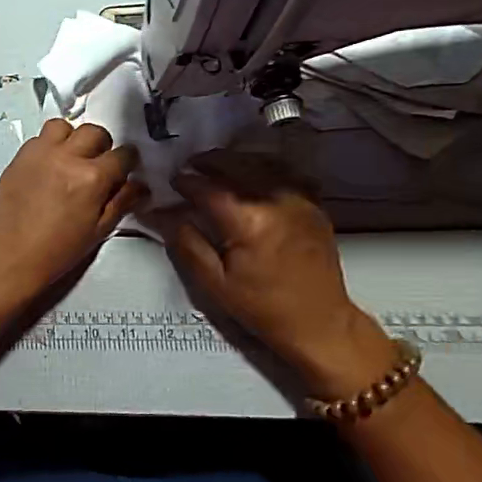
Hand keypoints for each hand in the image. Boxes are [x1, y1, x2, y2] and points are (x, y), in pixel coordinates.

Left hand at [0, 119, 144, 296]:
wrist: (14, 255)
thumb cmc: (58, 249)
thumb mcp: (99, 230)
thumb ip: (122, 202)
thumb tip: (140, 186)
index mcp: (92, 177)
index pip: (123, 154)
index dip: (128, 162)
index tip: (124, 169)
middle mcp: (67, 158)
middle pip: (95, 132)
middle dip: (102, 146)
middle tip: (98, 165)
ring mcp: (40, 154)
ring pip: (64, 127)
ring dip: (72, 138)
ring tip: (71, 159)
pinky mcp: (20, 158)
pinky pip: (39, 138)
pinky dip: (48, 146)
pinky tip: (49, 167)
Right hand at [148, 151, 396, 399]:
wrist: (319, 322)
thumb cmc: (262, 307)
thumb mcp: (214, 284)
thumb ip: (187, 243)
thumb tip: (162, 214)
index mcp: (248, 221)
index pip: (209, 188)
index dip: (186, 182)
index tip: (171, 181)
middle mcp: (276, 200)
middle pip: (237, 165)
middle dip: (210, 161)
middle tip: (190, 165)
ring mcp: (300, 199)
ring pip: (264, 162)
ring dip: (237, 159)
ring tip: (219, 164)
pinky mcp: (314, 204)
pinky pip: (287, 173)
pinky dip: (266, 167)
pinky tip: (254, 174)